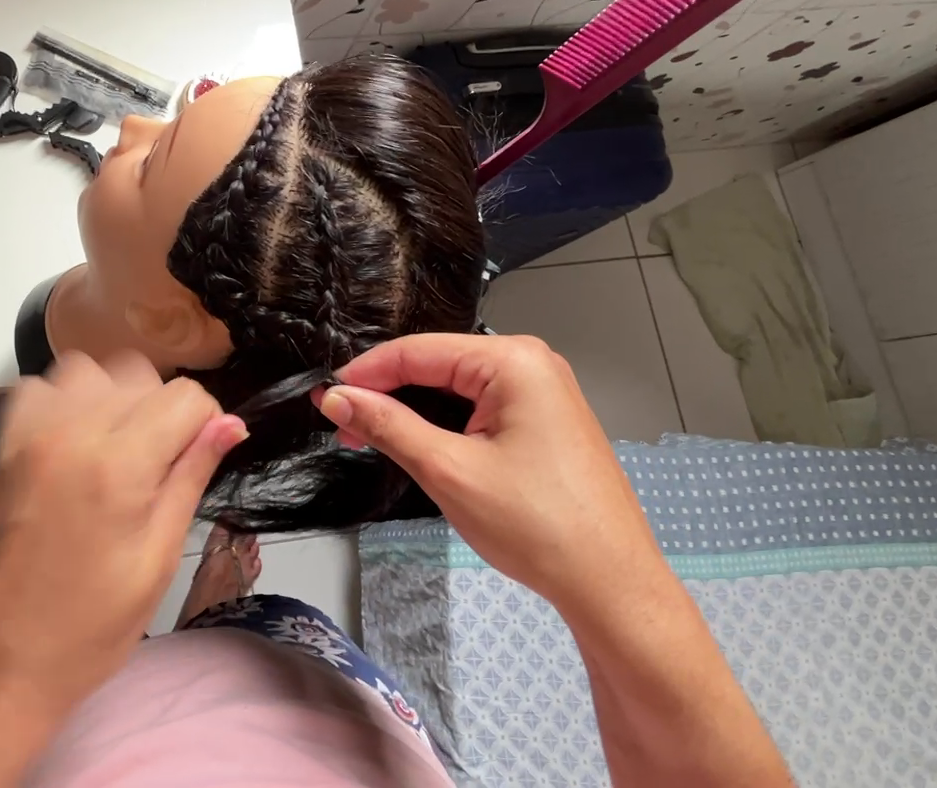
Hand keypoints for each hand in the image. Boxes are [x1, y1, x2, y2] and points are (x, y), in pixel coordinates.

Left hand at [0, 351, 246, 715]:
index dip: (205, 423)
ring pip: (91, 369)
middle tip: (160, 463)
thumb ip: (191, 477)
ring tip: (118, 447)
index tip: (200, 457)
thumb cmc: (91, 627)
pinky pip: (42, 387)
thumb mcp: (159, 558)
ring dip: (114, 395)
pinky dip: (66, 400)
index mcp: (117, 466)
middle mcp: (71, 432)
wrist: (0, 660)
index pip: (185, 397)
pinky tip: (76, 442)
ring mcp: (31, 434)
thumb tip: (230, 424)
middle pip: (140, 374)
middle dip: (163, 409)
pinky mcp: (6, 445)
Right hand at [318, 333, 662, 611]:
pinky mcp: (543, 419)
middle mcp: (530, 363)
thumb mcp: (448, 471)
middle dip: (385, 393)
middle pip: (436, 365)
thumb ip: (387, 425)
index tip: (324, 396)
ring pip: (455, 388)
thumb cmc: (536, 526)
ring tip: (368, 438)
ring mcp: (541, 391)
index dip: (364, 372)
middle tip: (341, 426)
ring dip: (410, 411)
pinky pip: (478, 406)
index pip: (418, 350)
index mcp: (513, 360)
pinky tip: (414, 442)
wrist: (612, 586)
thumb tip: (337, 398)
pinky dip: (442, 423)